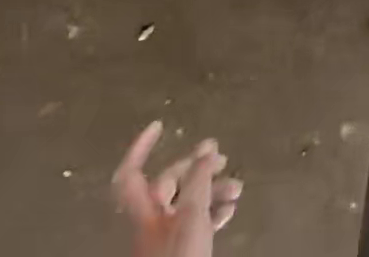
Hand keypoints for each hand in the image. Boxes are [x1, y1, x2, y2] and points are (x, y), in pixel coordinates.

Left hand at [113, 123, 243, 256]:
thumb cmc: (180, 256)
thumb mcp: (192, 213)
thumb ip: (199, 177)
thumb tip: (207, 146)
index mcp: (143, 211)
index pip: (131, 173)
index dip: (141, 147)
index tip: (160, 125)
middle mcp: (149, 222)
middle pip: (169, 184)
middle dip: (198, 168)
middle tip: (224, 157)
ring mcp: (163, 239)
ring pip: (186, 203)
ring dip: (212, 190)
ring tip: (238, 189)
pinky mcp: (178, 252)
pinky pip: (194, 223)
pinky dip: (211, 212)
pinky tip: (229, 212)